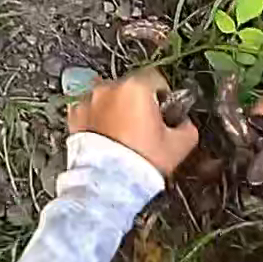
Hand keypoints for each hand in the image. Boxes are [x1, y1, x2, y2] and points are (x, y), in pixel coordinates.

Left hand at [67, 68, 198, 177]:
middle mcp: (110, 88)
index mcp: (137, 88)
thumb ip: (187, 127)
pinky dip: (98, 119)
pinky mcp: (75, 116)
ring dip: (117, 109)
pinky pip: (91, 110)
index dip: (163, 94)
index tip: (165, 110)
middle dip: (139, 103)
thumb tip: (184, 123)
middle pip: (131, 87)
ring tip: (123, 135)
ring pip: (109, 98)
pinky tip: (107, 137)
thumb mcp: (179, 146)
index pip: (156, 78)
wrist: (107, 184)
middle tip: (145, 127)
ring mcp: (89, 101)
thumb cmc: (141, 162)